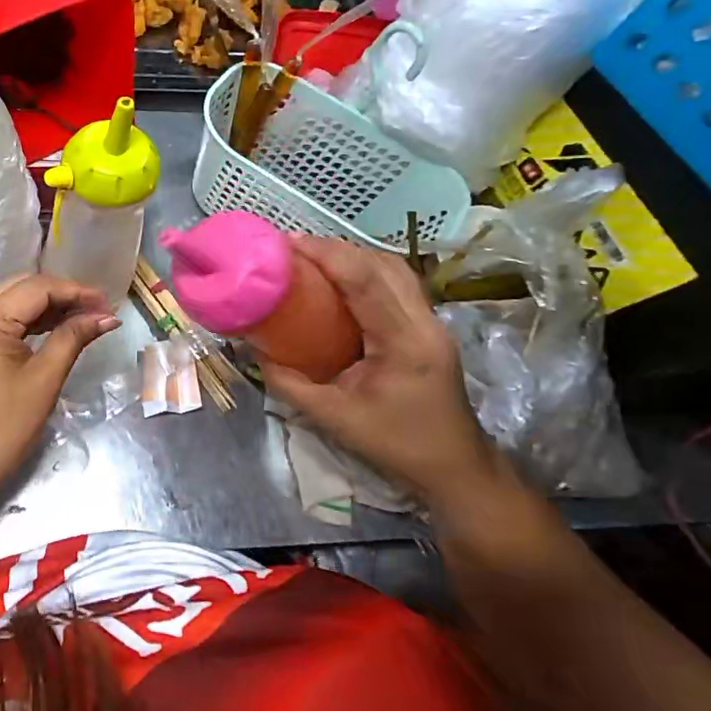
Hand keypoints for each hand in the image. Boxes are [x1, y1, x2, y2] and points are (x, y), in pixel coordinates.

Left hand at [0, 275, 118, 533]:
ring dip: (48, 307)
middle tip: (99, 309)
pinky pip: (1, 320)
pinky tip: (57, 329)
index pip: (37, 288)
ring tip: (85, 318)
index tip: (109, 302)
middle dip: (63, 295)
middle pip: (23, 288)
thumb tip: (107, 316)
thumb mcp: (43, 381)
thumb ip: (74, 338)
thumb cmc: (1, 430)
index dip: (76, 291)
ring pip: (12, 302)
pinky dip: (30, 322)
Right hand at [260, 237, 504, 503]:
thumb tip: (256, 350)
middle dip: (337, 248)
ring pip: (395, 268)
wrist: (454, 467)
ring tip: (316, 258)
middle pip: (383, 264)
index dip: (327, 254)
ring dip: (355, 255)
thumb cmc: (396, 446)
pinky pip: (399, 282)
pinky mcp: (431, 325)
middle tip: (295, 249)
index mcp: (404, 342)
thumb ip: (291, 384)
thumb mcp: (334, 419)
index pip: (366, 281)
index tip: (289, 243)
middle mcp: (424, 321)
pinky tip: (344, 279)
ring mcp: (433, 321)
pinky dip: (369, 270)